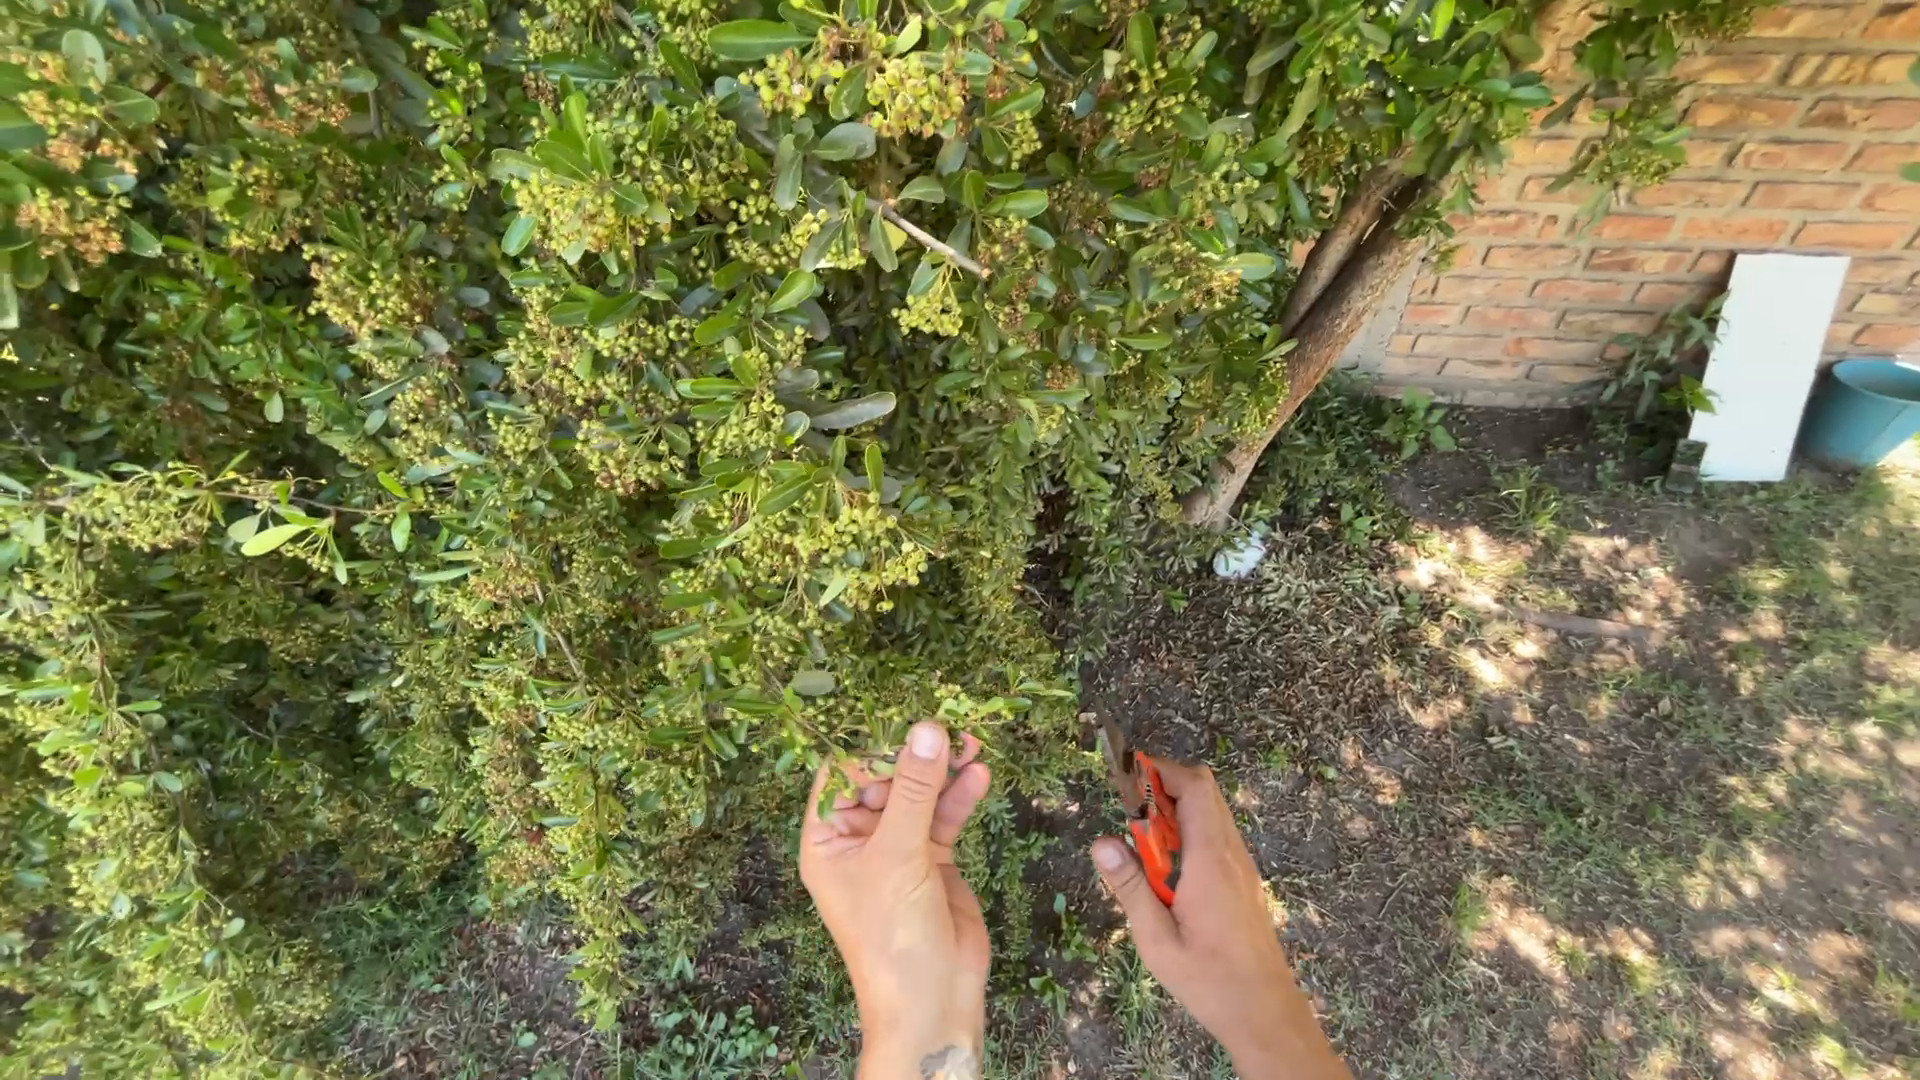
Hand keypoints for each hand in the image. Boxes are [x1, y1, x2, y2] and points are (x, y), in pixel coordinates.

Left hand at [799, 722, 992, 1079]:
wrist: (935, 1003)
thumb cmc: (893, 933)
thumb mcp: (898, 856)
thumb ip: (915, 791)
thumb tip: (927, 729)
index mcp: (828, 838)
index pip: (843, 775)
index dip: (872, 751)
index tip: (908, 732)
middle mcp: (860, 837)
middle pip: (886, 778)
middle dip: (915, 756)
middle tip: (948, 730)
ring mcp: (898, 846)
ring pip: (919, 794)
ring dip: (943, 771)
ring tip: (971, 744)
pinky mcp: (933, 856)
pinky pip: (944, 815)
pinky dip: (960, 796)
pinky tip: (979, 776)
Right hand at [1090, 761, 1350, 1079]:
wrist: (1267, 1015)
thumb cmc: (1209, 980)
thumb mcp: (1157, 940)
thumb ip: (1130, 887)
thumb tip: (1101, 842)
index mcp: (1210, 858)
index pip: (1194, 786)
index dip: (1160, 770)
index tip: (1127, 778)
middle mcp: (1230, 851)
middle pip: (1204, 789)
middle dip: (1164, 784)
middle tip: (1130, 809)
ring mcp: (1241, 864)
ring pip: (1212, 809)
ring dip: (1176, 808)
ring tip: (1144, 841)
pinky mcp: (1243, 878)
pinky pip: (1216, 832)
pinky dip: (1189, 829)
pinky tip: (1168, 867)